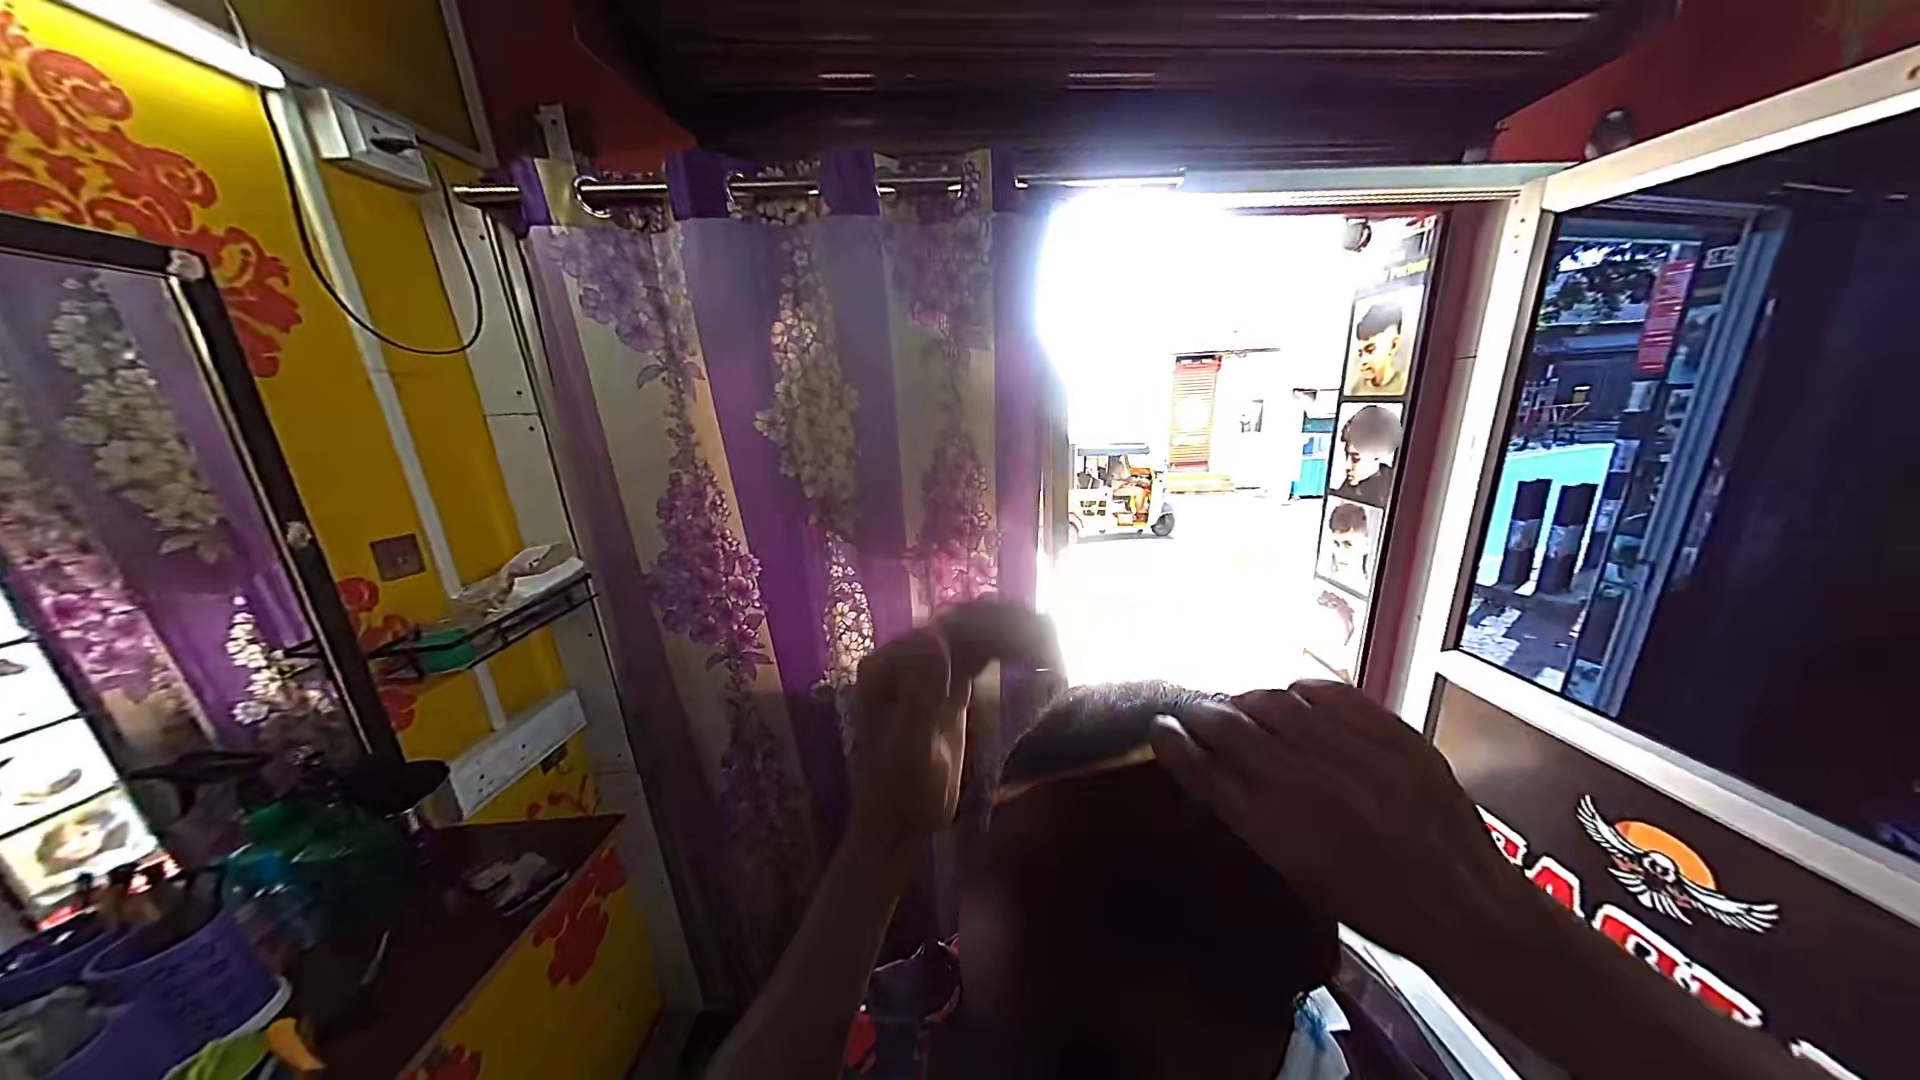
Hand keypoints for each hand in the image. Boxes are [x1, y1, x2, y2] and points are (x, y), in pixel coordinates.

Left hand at [849, 599, 1059, 849]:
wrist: (903, 822)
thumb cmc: (902, 789)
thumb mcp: (912, 746)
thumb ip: (921, 695)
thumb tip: (937, 639)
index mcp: (886, 667)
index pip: (937, 633)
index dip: (978, 627)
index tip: (1019, 631)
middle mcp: (903, 660)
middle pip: (955, 630)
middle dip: (996, 625)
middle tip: (1041, 627)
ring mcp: (927, 673)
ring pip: (969, 641)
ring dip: (1003, 634)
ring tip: (1043, 632)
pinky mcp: (948, 688)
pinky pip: (976, 660)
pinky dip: (1001, 652)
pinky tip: (1028, 648)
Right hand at [1148, 680, 1522, 968]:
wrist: (1470, 909)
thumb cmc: (1372, 903)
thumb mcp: (1296, 871)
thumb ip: (1248, 813)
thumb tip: (1210, 764)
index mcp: (1279, 831)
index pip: (1204, 770)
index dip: (1174, 742)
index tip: (1161, 728)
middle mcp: (1309, 786)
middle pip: (1228, 727)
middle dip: (1201, 713)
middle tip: (1195, 711)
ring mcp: (1353, 755)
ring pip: (1270, 702)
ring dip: (1245, 701)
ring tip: (1243, 707)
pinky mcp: (1391, 735)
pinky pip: (1325, 691)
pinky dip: (1298, 691)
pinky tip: (1293, 702)